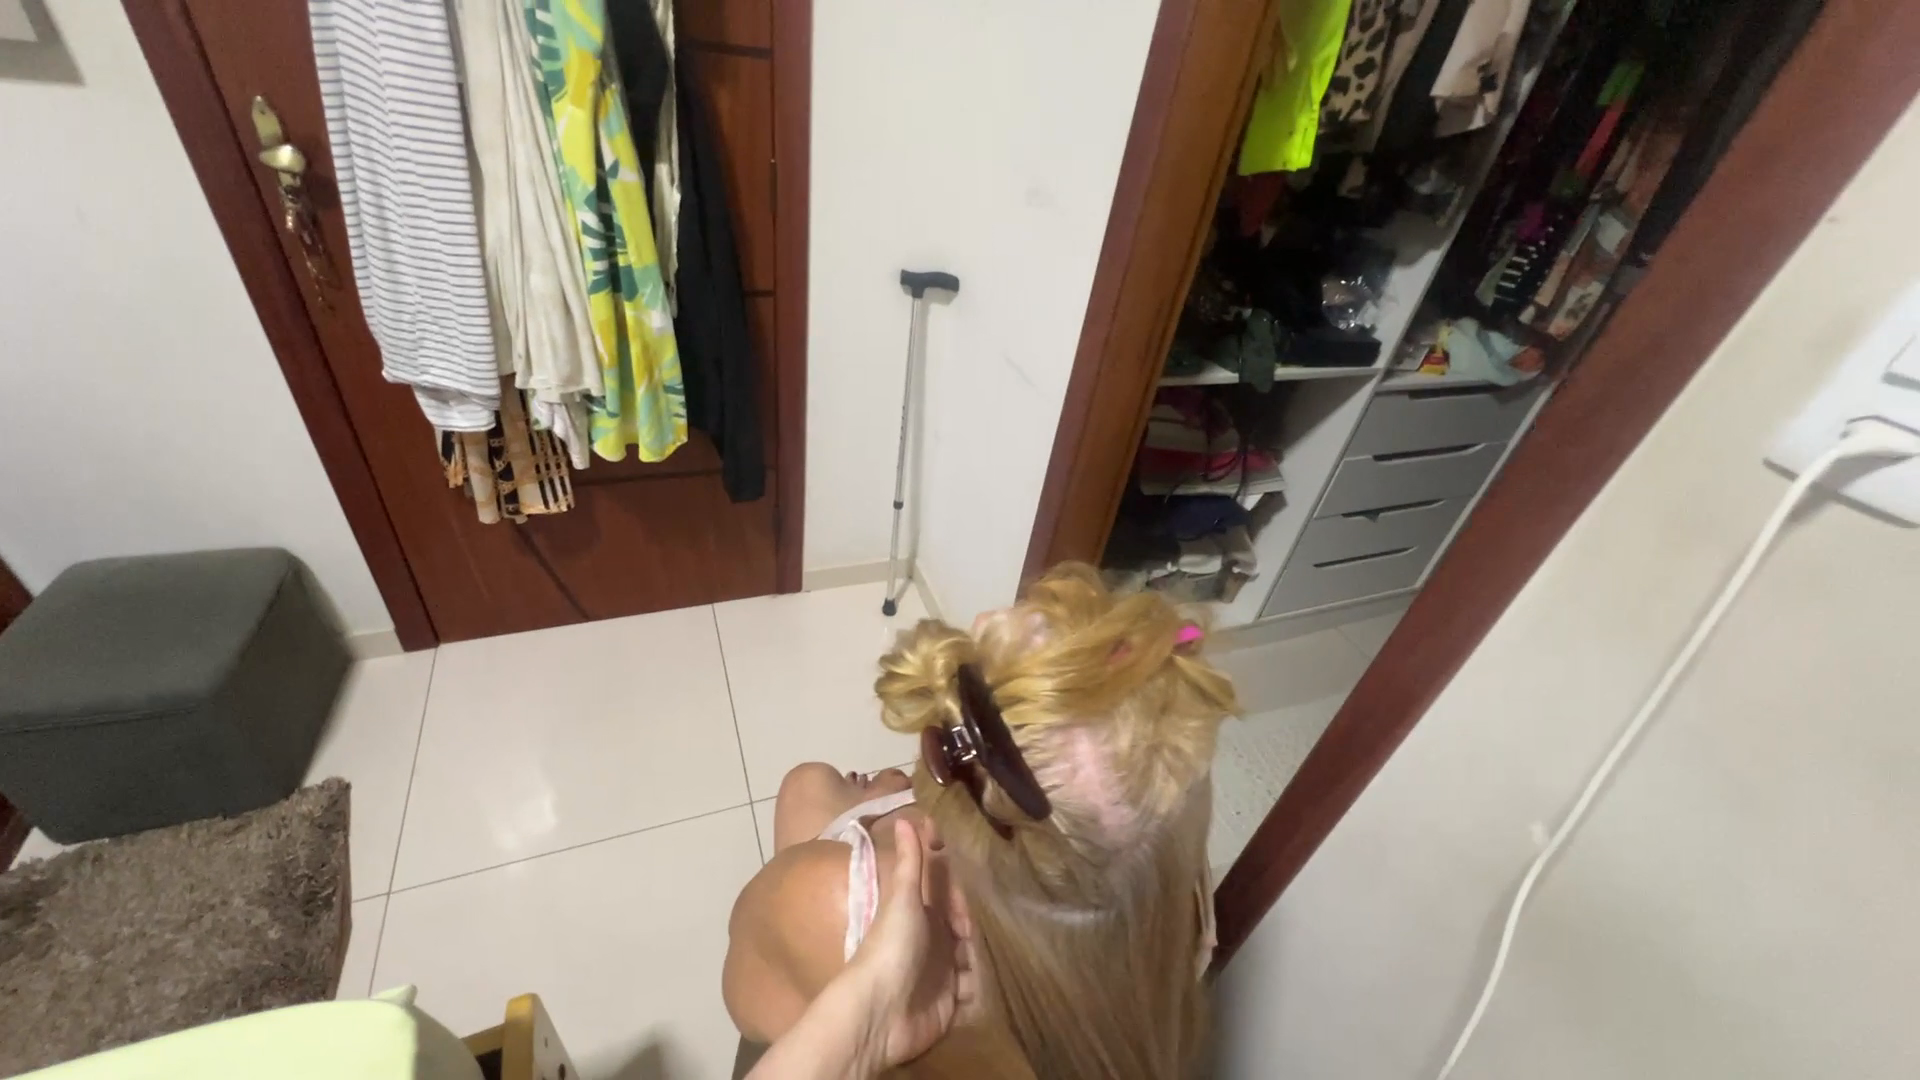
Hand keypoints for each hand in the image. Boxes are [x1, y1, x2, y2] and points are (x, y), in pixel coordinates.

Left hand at [840, 817, 975, 1068]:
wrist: (879, 1012)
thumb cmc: (891, 946)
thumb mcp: (903, 898)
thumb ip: (911, 860)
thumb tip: (906, 817)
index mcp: (922, 918)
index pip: (952, 902)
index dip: (961, 904)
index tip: (965, 913)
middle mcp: (934, 945)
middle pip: (967, 934)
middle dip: (973, 937)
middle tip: (966, 945)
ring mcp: (942, 977)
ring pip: (974, 964)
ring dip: (977, 966)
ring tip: (971, 971)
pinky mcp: (949, 1007)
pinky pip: (972, 996)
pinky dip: (975, 994)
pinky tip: (971, 994)